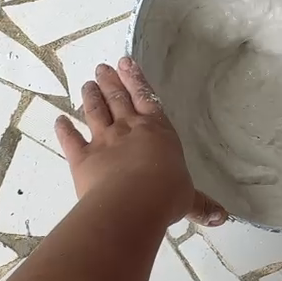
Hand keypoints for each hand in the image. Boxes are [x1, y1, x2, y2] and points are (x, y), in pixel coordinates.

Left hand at [58, 57, 228, 228]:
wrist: (132, 203)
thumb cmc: (166, 195)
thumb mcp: (188, 199)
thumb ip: (201, 205)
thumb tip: (221, 218)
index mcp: (157, 131)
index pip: (147, 99)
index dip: (136, 80)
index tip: (126, 62)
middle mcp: (129, 130)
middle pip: (118, 100)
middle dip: (110, 82)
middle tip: (102, 68)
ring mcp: (103, 142)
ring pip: (95, 113)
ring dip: (91, 97)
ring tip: (87, 84)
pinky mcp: (82, 158)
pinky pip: (71, 140)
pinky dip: (64, 130)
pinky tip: (59, 120)